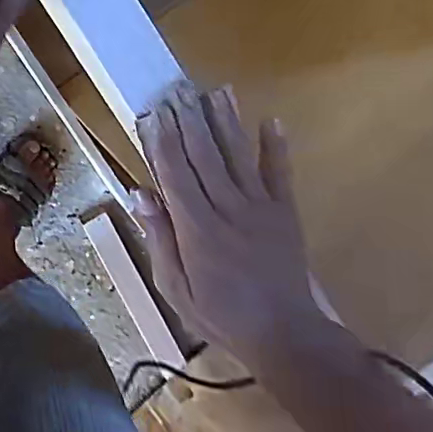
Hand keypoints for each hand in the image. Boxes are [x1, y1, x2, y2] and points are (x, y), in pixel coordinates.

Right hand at [136, 85, 330, 363]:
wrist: (292, 343)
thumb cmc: (220, 314)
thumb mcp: (173, 285)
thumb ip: (157, 237)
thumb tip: (140, 192)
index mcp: (198, 228)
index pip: (174, 172)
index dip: (161, 139)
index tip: (151, 111)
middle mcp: (230, 211)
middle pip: (204, 156)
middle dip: (188, 119)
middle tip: (175, 88)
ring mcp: (262, 211)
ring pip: (238, 157)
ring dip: (225, 122)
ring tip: (215, 91)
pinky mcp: (286, 216)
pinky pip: (281, 177)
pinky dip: (277, 148)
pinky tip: (271, 120)